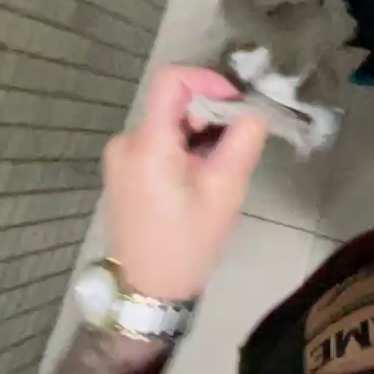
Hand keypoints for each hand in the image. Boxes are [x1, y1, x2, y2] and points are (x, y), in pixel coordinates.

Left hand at [102, 66, 268, 300]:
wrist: (149, 294)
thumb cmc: (188, 242)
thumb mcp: (226, 190)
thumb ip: (243, 139)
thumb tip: (253, 109)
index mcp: (147, 144)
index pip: (172, 79)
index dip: (207, 80)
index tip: (234, 105)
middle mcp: (126, 142)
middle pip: (174, 102)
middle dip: (210, 116)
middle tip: (231, 148)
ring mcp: (120, 157)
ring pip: (170, 122)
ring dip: (199, 134)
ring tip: (215, 171)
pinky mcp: (123, 170)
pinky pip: (159, 140)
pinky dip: (184, 146)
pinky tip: (196, 180)